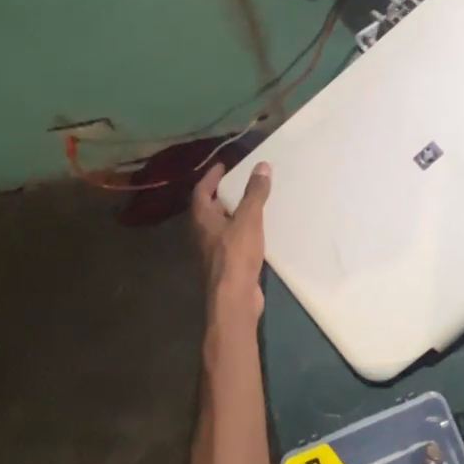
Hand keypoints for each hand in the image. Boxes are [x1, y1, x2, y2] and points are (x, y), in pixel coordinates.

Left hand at [191, 161, 271, 322]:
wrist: (234, 298)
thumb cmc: (236, 254)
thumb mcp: (248, 219)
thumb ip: (255, 193)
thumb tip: (262, 165)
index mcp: (202, 219)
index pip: (201, 191)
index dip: (210, 177)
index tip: (223, 166)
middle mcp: (203, 234)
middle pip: (208, 209)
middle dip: (222, 195)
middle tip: (239, 183)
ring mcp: (213, 251)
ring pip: (221, 226)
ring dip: (232, 214)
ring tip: (251, 203)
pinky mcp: (226, 265)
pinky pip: (232, 241)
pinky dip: (242, 231)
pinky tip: (258, 231)